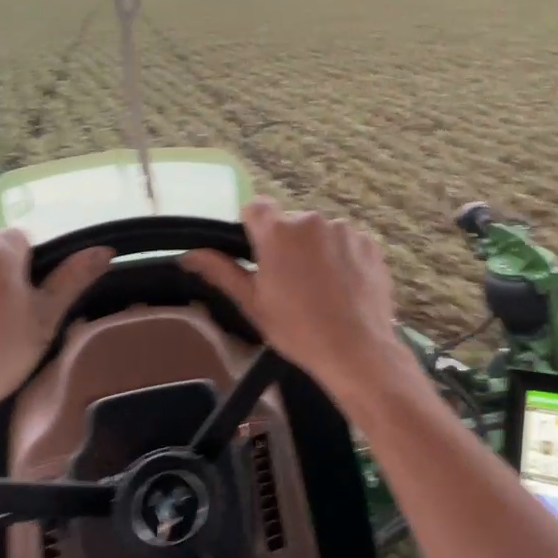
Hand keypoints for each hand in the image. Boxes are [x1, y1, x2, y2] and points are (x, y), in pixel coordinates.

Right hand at [182, 198, 408, 402]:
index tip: (259, 255)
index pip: (256, 207)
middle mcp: (312, 220)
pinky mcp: (370, 243)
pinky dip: (343, 258)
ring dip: (316, 251)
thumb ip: (221, 271)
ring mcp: (345, 230)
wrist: (356, 350)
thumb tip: (188, 254)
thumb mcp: (253, 304)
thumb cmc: (298, 330)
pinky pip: (347, 243)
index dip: (254, 228)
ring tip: (321, 289)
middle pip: (290, 223)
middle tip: (291, 283)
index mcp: (278, 232)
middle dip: (288, 244)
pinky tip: (344, 288)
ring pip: (320, 233)